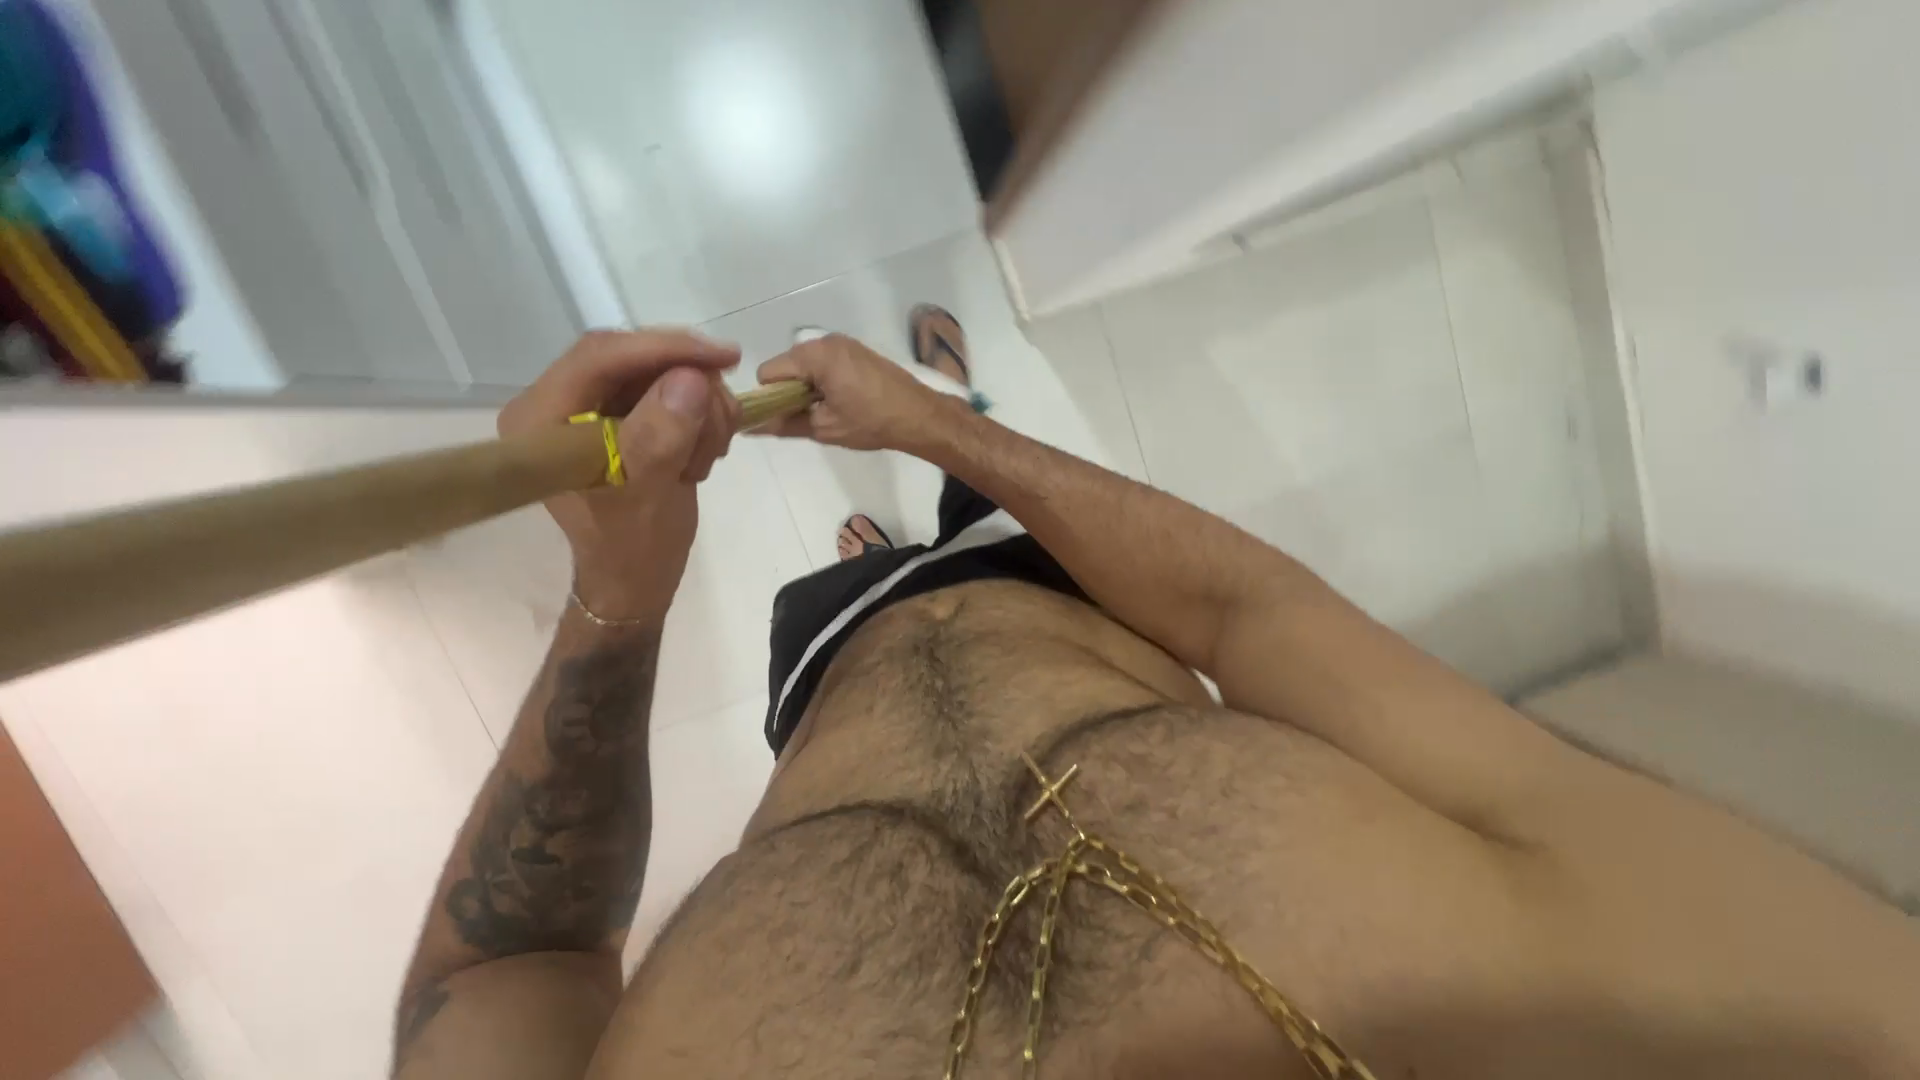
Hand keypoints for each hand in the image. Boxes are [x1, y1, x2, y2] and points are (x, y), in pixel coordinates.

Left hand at [498, 330, 742, 621]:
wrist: (638, 579)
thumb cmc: (633, 548)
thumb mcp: (649, 494)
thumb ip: (663, 435)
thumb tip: (692, 379)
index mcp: (542, 417)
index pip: (601, 355)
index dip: (664, 350)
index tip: (722, 358)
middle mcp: (559, 402)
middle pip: (634, 358)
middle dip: (689, 385)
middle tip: (724, 423)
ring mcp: (593, 409)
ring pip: (660, 374)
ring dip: (700, 408)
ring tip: (708, 455)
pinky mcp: (622, 417)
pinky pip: (670, 392)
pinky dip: (699, 415)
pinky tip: (703, 450)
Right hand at [754, 333, 946, 451]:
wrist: (920, 415)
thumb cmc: (871, 422)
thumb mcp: (824, 428)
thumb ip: (785, 424)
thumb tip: (752, 427)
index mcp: (814, 355)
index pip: (768, 372)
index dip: (771, 397)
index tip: (788, 417)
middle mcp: (825, 340)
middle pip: (787, 366)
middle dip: (791, 391)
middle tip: (813, 417)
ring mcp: (843, 342)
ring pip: (806, 365)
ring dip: (809, 388)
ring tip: (832, 411)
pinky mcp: (857, 350)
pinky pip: (825, 363)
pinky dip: (825, 381)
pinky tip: (845, 401)